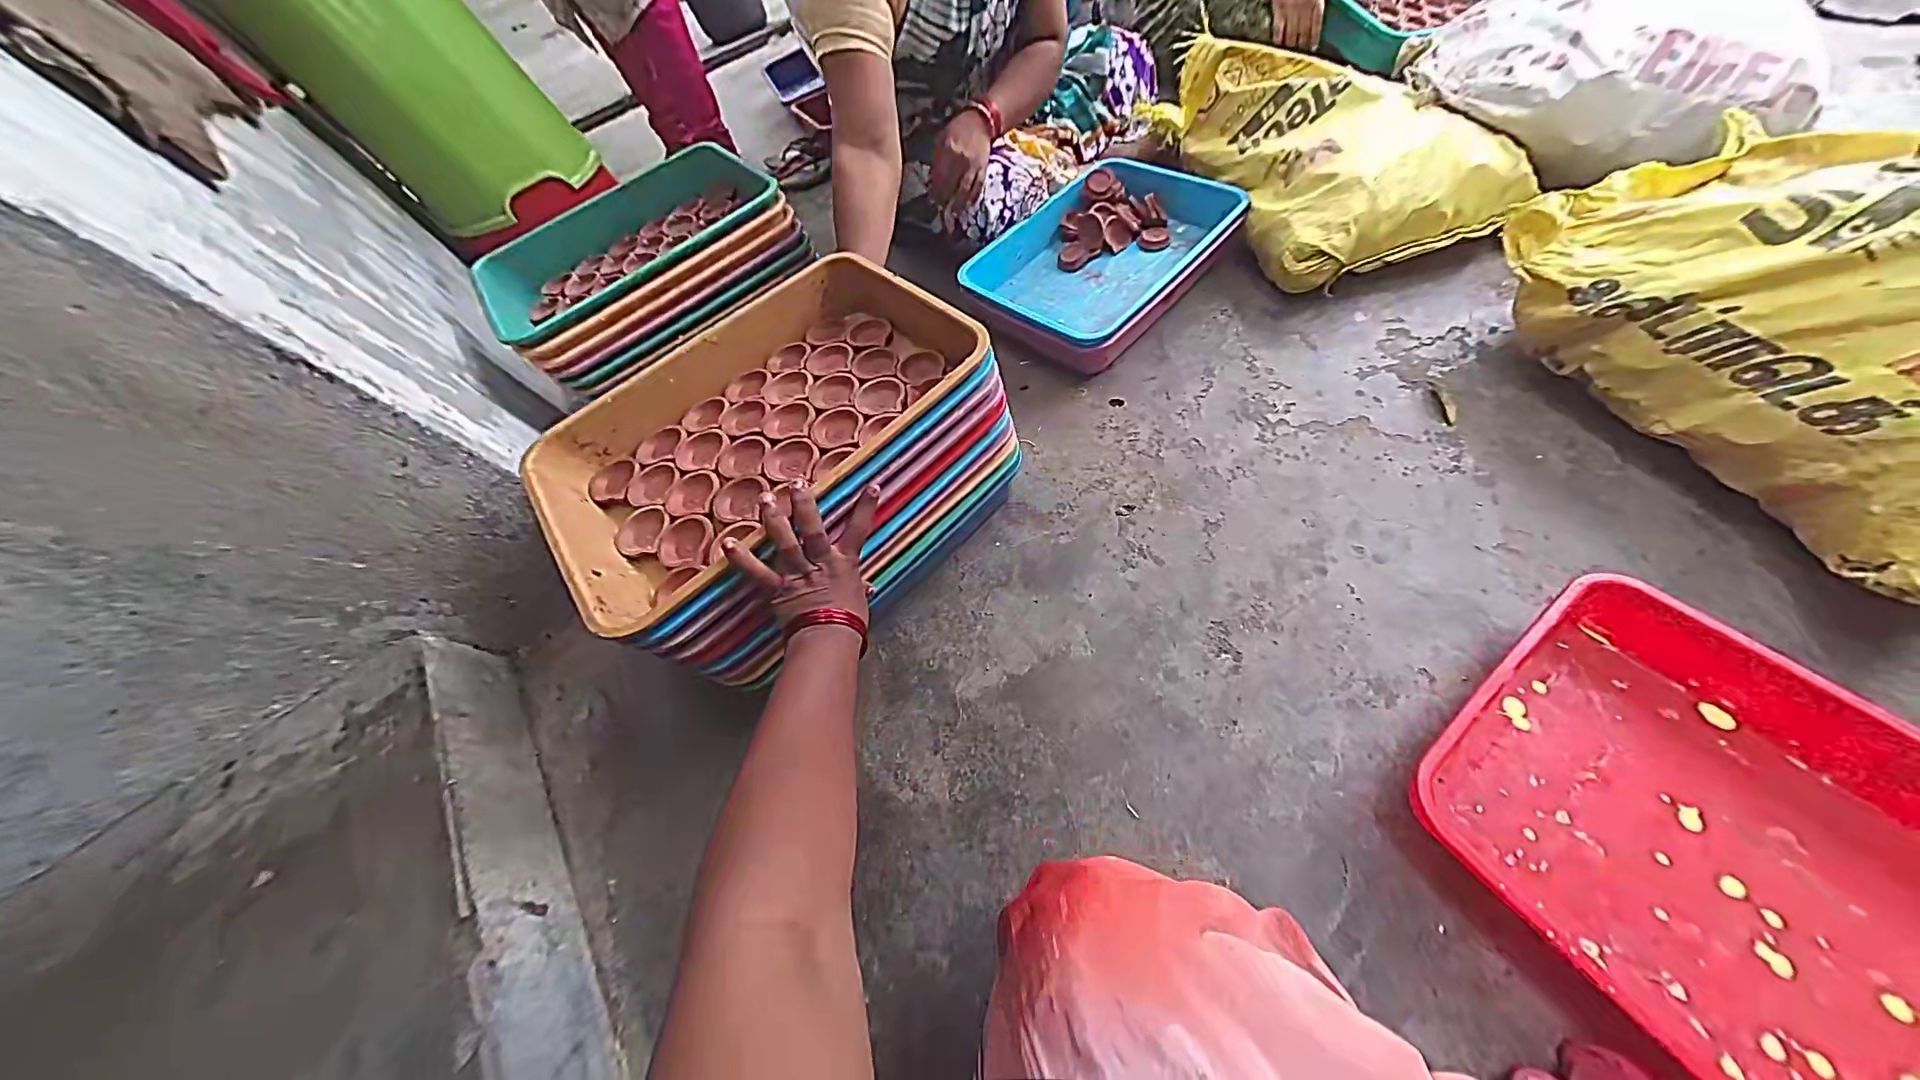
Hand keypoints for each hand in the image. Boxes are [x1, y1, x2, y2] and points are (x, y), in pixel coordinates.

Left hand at [723, 481, 879, 625]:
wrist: (829, 641)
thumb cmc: (849, 624)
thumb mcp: (859, 602)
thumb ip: (859, 589)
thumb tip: (866, 588)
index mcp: (845, 564)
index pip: (859, 530)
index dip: (866, 508)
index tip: (871, 486)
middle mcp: (821, 563)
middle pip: (813, 529)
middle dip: (805, 505)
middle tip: (797, 483)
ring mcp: (798, 574)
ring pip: (786, 542)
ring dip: (775, 519)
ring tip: (766, 499)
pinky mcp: (779, 589)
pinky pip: (758, 572)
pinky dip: (742, 559)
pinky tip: (729, 543)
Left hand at [928, 108, 992, 221]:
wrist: (981, 122)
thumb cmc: (957, 129)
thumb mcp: (942, 138)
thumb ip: (937, 159)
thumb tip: (932, 181)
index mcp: (949, 149)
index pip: (940, 176)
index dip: (935, 190)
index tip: (932, 200)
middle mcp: (962, 159)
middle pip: (952, 185)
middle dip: (945, 200)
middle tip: (941, 210)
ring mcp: (974, 166)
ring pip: (965, 190)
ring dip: (958, 204)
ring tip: (953, 215)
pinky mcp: (983, 169)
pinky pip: (977, 187)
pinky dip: (971, 198)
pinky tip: (966, 206)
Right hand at [1270, 0, 1323, 49]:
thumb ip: (1316, 3)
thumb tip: (1315, 19)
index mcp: (1317, 1)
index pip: (1317, 23)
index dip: (1314, 37)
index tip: (1313, 48)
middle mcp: (1304, 7)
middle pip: (1304, 31)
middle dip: (1302, 44)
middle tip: (1299, 55)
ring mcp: (1291, 10)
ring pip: (1291, 32)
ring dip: (1290, 45)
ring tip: (1289, 54)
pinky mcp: (1279, 10)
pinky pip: (1278, 28)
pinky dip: (1278, 38)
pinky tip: (1278, 45)